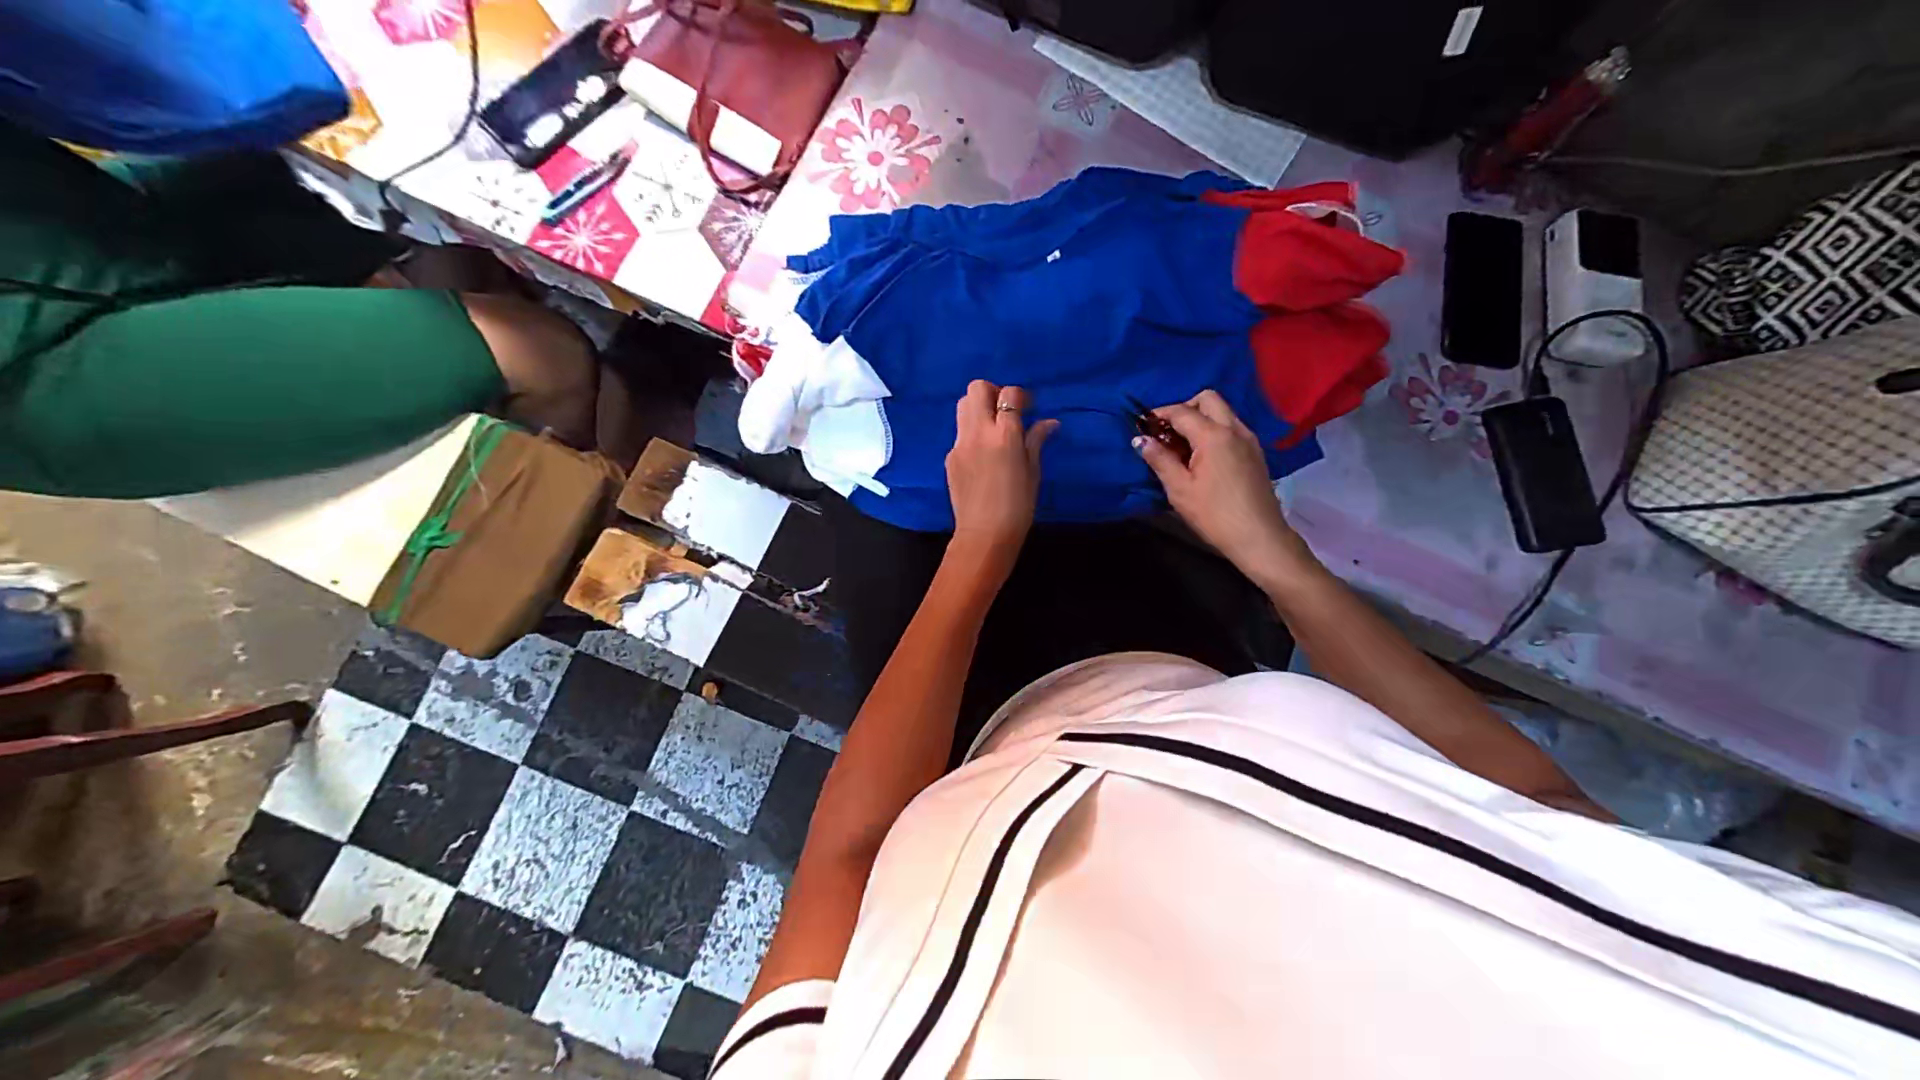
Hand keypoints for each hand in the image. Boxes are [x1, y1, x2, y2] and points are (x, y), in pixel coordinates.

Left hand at [946, 381, 1058, 576]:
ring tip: (993, 428)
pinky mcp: (950, 457)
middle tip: (1005, 412)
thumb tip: (1049, 422)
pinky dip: (972, 433)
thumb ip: (1036, 441)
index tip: (1028, 408)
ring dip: (978, 408)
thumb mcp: (1033, 472)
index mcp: (1004, 435)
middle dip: (993, 392)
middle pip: (977, 389)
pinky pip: (960, 433)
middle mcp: (978, 432)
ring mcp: (960, 444)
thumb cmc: (1018, 506)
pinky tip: (983, 455)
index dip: (1021, 396)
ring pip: (962, 405)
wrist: (984, 535)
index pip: (1010, 394)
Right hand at [1135, 390, 1321, 590]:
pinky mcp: (1256, 452)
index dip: (1159, 414)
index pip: (1182, 411)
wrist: (1259, 537)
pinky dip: (1214, 431)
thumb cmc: (1214, 514)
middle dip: (1184, 408)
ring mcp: (1249, 440)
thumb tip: (1141, 440)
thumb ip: (1160, 460)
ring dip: (1201, 419)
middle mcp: (1235, 429)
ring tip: (1182, 446)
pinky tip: (1203, 457)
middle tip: (1167, 433)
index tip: (1143, 425)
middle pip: (1208, 399)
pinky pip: (1232, 428)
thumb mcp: (1179, 489)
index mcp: (1214, 436)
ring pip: (1223, 412)